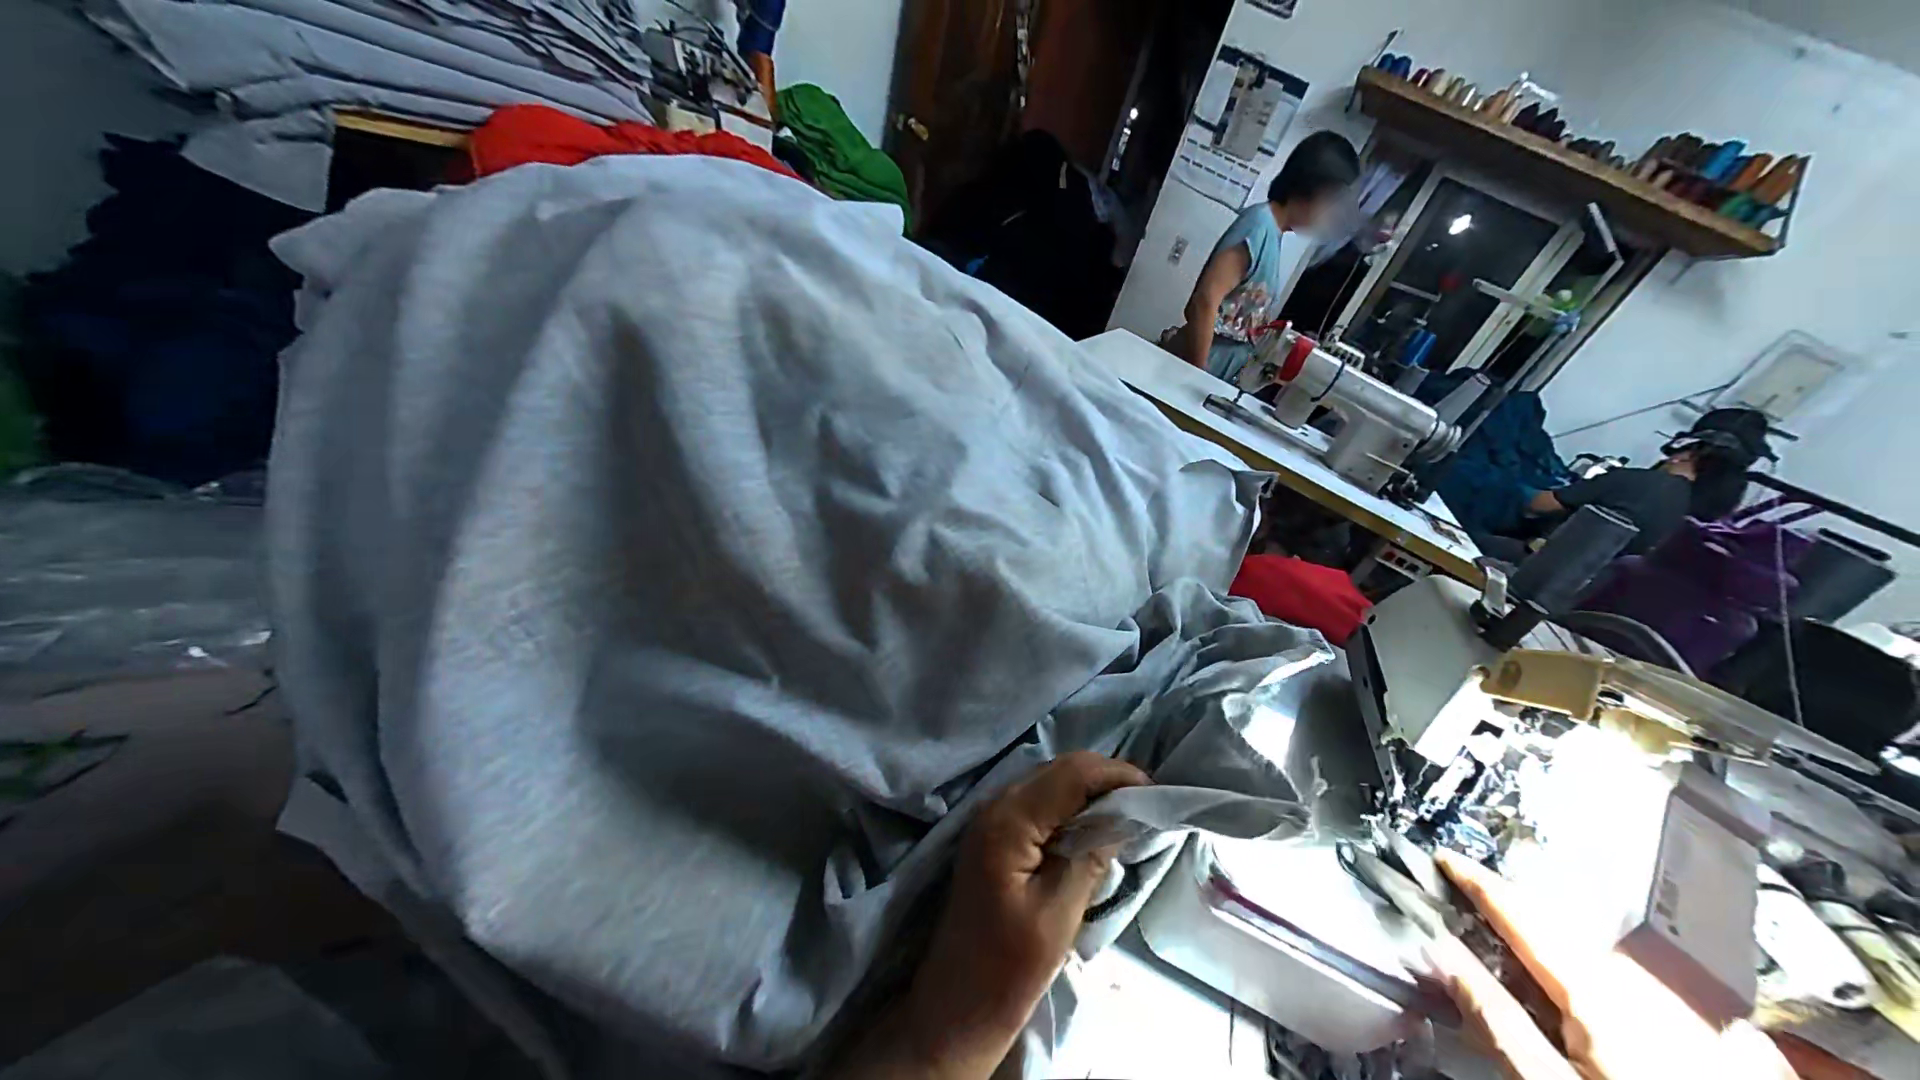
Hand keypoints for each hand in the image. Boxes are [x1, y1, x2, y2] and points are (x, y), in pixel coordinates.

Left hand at [835, 752, 1149, 1079]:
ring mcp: (991, 818)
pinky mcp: (994, 835)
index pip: (1070, 774)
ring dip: (1088, 789)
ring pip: (1048, 781)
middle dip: (1104, 778)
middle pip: (1058, 770)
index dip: (1115, 774)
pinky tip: (1093, 825)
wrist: (957, 1003)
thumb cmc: (1007, 967)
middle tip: (1146, 801)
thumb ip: (1090, 859)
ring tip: (1127, 811)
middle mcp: (995, 806)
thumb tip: (1123, 819)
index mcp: (1008, 822)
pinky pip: (1038, 802)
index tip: (1154, 791)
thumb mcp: (1058, 915)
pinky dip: (1069, 804)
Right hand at [1427, 849, 1795, 1079]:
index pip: (1527, 919)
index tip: (1445, 858)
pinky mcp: (1735, 1048)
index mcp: (1605, 1002)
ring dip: (1559, 944)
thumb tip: (1444, 954)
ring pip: (1610, 959)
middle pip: (1569, 933)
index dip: (1481, 884)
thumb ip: (1497, 1020)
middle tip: (1473, 903)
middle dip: (1518, 913)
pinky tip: (1592, 1002)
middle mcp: (1657, 996)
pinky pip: (1651, 988)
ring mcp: (1704, 1021)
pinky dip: (1605, 976)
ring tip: (1521, 950)